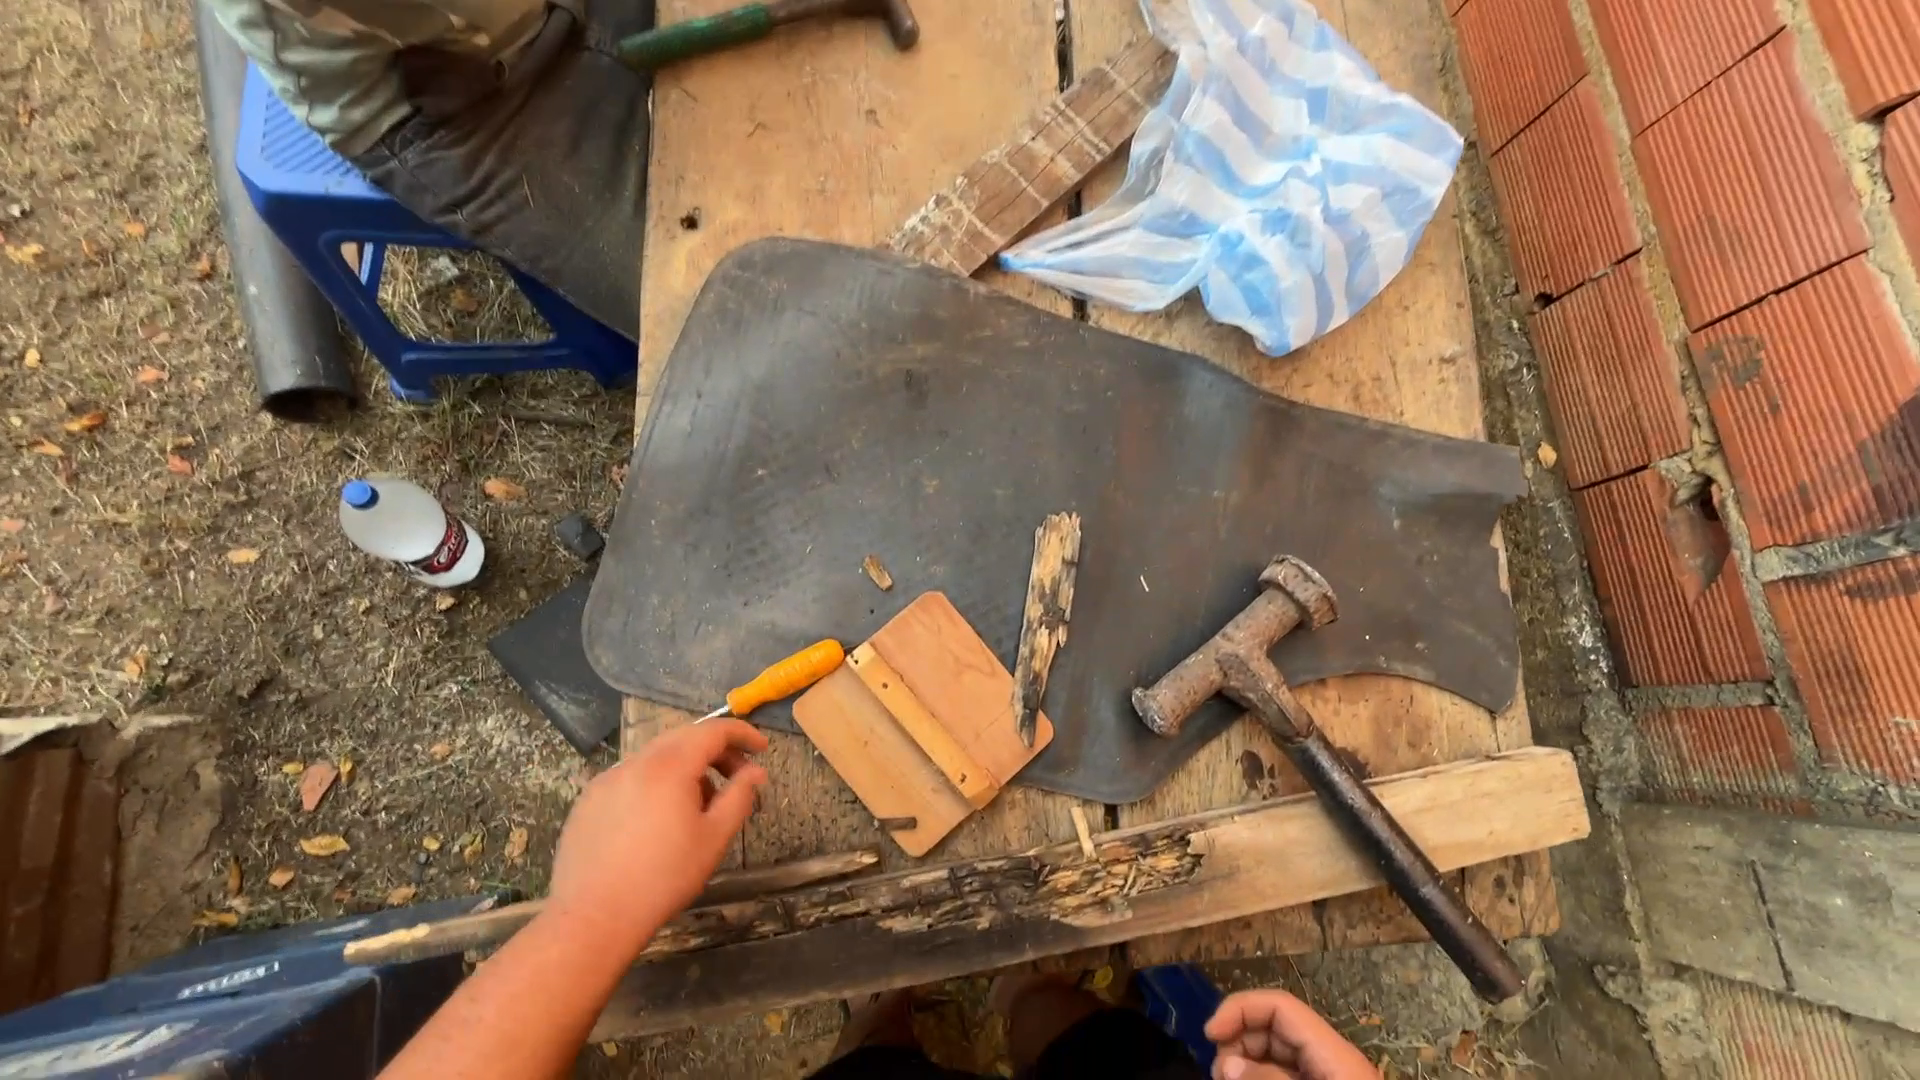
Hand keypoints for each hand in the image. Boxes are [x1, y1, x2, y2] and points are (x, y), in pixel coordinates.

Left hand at [545, 718, 769, 954]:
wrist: (593, 918)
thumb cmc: (663, 878)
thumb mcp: (714, 838)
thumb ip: (740, 796)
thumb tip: (755, 772)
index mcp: (669, 767)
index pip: (713, 731)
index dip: (742, 734)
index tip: (762, 748)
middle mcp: (635, 762)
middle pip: (684, 737)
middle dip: (716, 750)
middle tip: (738, 775)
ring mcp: (607, 779)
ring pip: (657, 756)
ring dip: (687, 767)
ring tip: (699, 805)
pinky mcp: (589, 799)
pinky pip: (632, 776)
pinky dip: (657, 781)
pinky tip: (659, 819)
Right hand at [1205, 990, 1376, 1079]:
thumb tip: (1227, 1064)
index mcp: (1334, 1054)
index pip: (1280, 1006)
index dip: (1240, 1009)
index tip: (1210, 1036)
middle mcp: (1330, 1061)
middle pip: (1274, 1028)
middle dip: (1240, 1041)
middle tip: (1219, 1074)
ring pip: (1275, 1055)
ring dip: (1247, 1064)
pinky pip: (1284, 1077)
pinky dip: (1261, 1079)